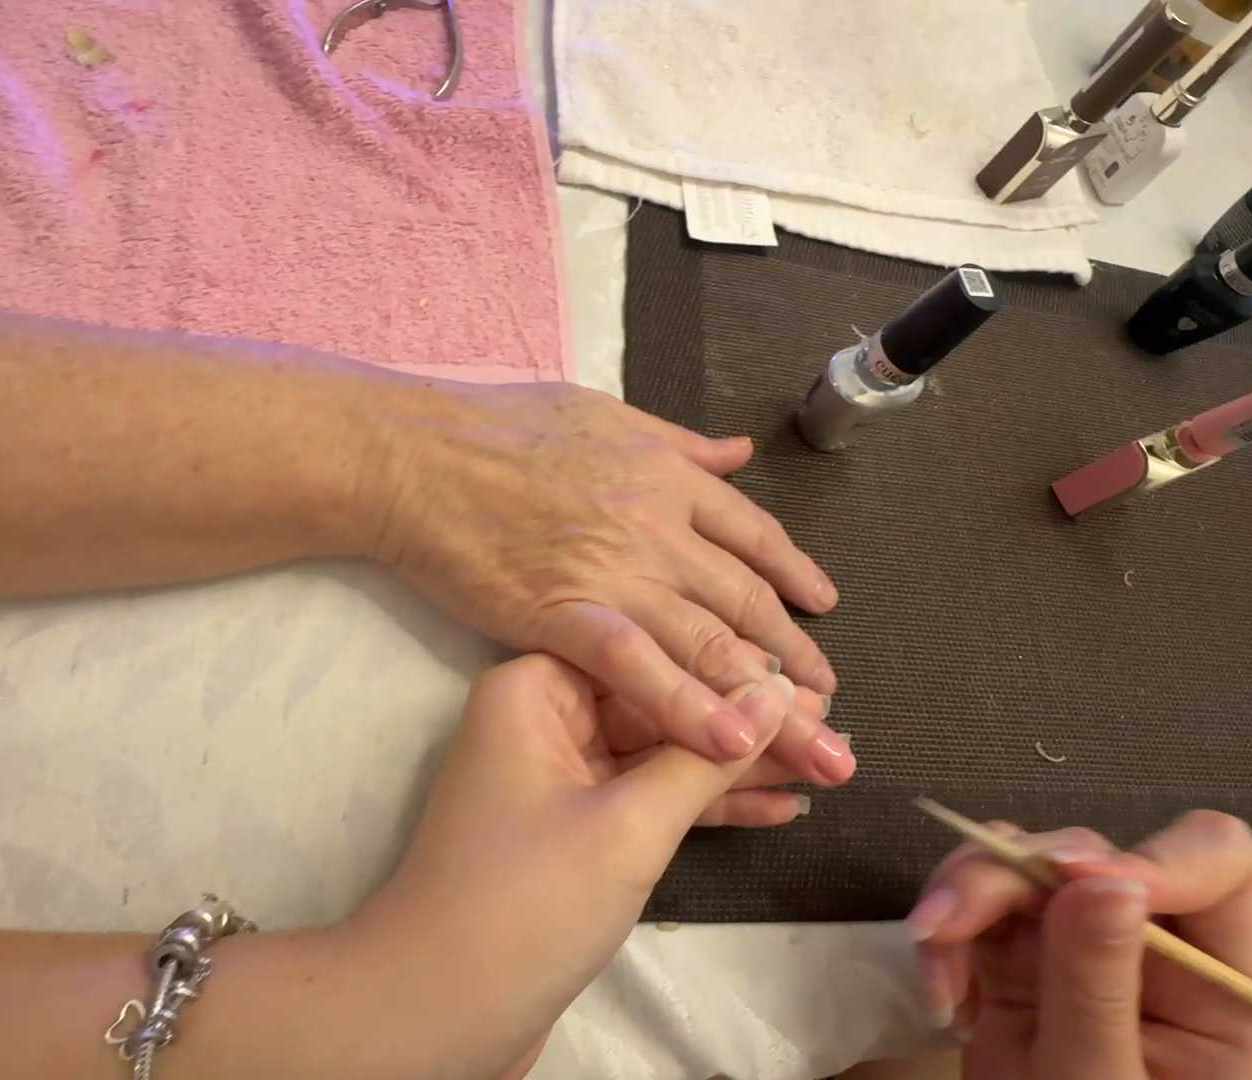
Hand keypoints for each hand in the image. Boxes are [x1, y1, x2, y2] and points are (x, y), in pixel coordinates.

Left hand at [343, 655, 800, 1076]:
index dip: (737, 673)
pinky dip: (707, 803)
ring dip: (739, 767)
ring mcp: (564, 768)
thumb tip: (780, 695)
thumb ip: (708, 755)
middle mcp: (549, 711)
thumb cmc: (525, 902)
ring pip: (665, 751)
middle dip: (748, 728)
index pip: (653, 655)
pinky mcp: (578, 818)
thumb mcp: (629, 823)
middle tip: (834, 735)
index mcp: (540, 684)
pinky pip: (651, 793)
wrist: (437, 1016)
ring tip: (827, 768)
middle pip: (666, 703)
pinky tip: (779, 804)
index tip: (816, 688)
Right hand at [367, 379, 852, 786]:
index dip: (793, 575)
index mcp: (668, 476)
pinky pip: (641, 669)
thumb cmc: (500, 426)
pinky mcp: (566, 615)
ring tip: (814, 741)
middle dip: (797, 656)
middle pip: (747, 601)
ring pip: (711, 642)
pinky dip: (690, 708)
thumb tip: (737, 453)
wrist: (419, 455)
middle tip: (833, 701)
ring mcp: (617, 573)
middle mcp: (659, 528)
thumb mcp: (603, 412)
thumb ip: (678, 441)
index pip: (752, 535)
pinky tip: (732, 746)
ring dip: (770, 698)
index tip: (820, 608)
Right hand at [907, 811, 1251, 1079]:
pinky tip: (940, 990)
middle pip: (1088, 853)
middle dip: (1007, 877)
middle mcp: (1152, 947)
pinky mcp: (1014, 943)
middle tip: (943, 923)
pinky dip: (943, 928)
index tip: (1074, 883)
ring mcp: (1078, 938)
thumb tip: (1101, 877)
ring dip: (962, 897)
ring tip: (932, 963)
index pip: (1220, 870)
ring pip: (1018, 857)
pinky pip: (972, 891)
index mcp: (1224, 989)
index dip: (1157, 857)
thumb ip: (1096, 986)